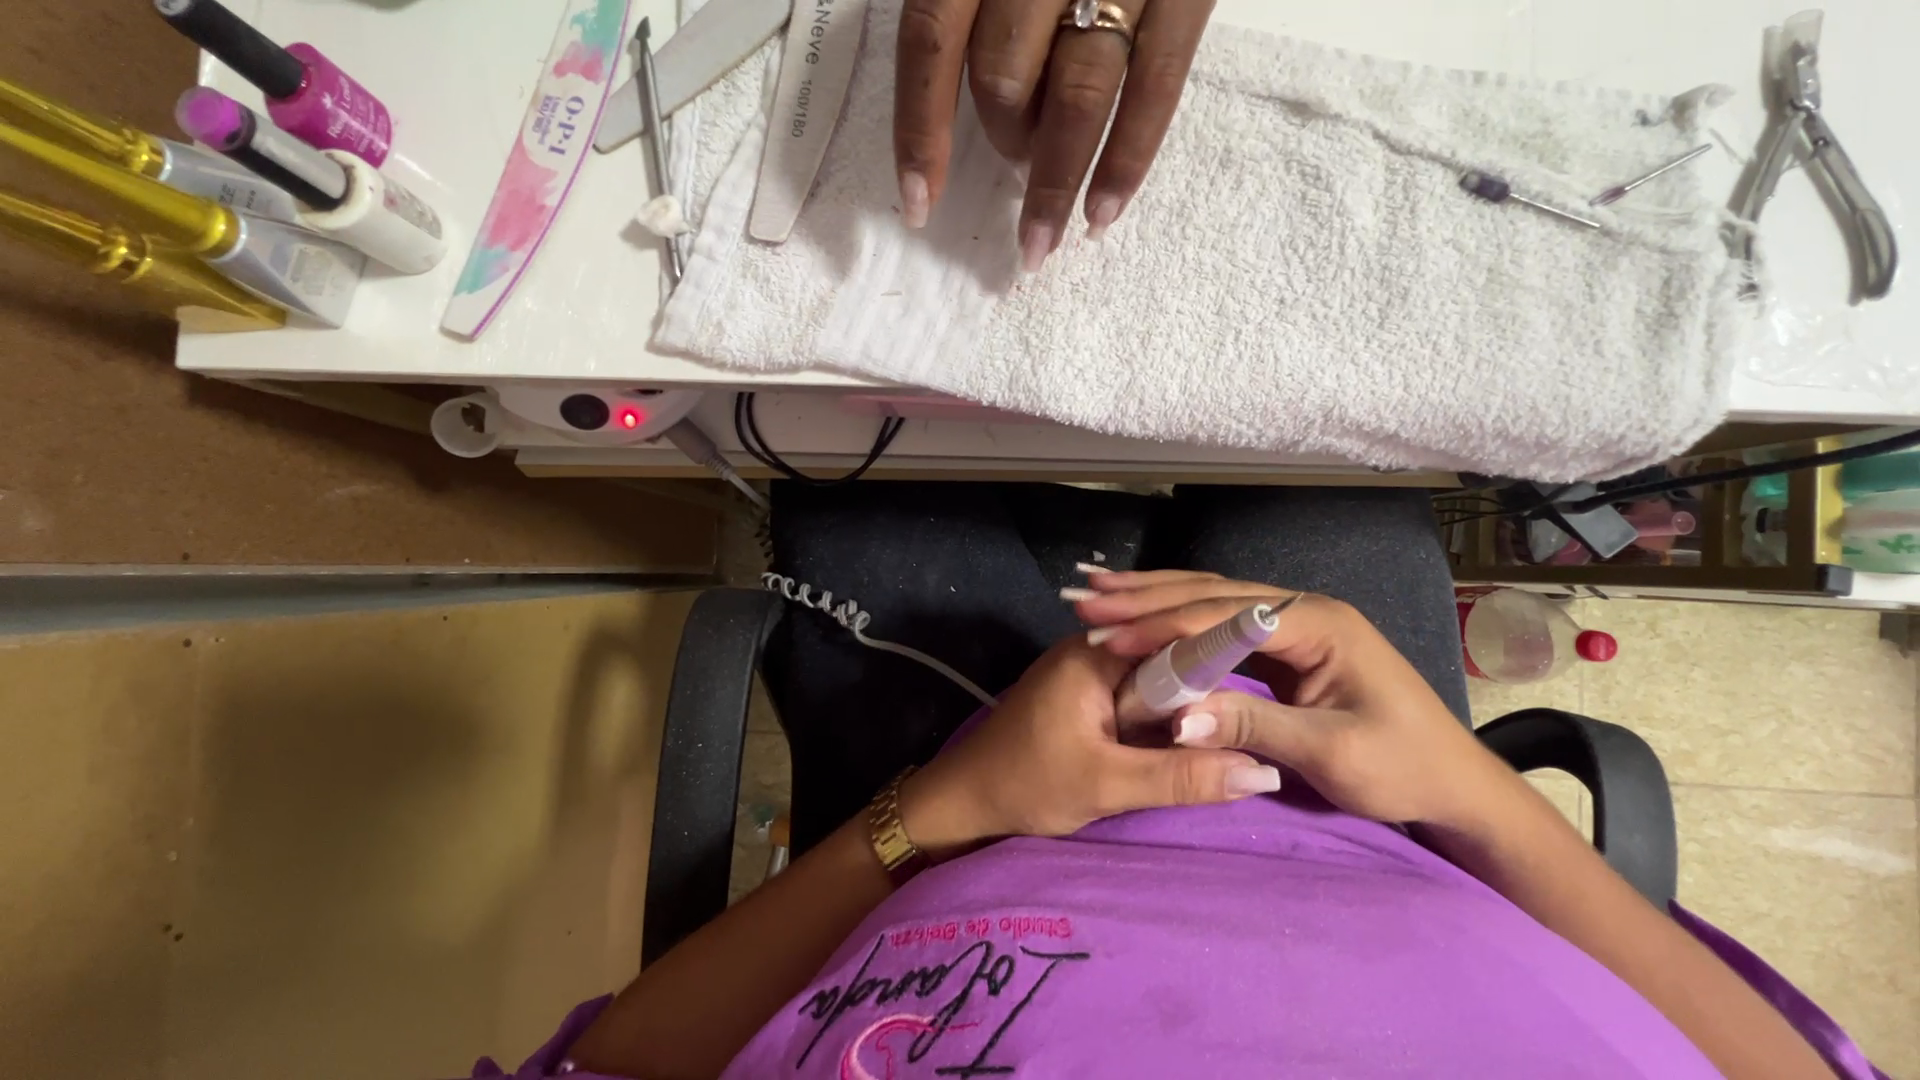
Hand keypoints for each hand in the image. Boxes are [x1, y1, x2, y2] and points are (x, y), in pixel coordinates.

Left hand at [893, 0, 1215, 270]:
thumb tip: (959, 92)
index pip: (931, 40)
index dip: (918, 131)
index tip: (916, 206)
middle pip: (1003, 77)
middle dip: (1003, 139)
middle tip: (1015, 156)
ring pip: (1076, 97)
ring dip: (1054, 182)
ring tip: (1043, 233)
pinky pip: (1156, 90)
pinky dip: (1127, 162)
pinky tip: (1101, 216)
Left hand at [898, 634, 1281, 851]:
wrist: (963, 800)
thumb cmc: (1026, 785)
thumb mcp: (1107, 786)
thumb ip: (1182, 777)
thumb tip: (1262, 772)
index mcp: (1095, 654)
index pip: (1176, 639)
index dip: (1219, 666)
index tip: (1256, 702)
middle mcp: (1093, 650)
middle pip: (1170, 660)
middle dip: (1203, 696)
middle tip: (1241, 732)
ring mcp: (1086, 672)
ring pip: (1156, 683)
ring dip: (1182, 712)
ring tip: (1222, 739)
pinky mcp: (1084, 696)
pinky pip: (1137, 698)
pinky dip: (1158, 721)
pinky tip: (1179, 743)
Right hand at [1072, 571, 1514, 826]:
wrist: (1454, 785)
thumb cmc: (1404, 768)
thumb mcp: (1332, 754)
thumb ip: (1255, 726)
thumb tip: (1177, 716)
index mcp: (1320, 624)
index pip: (1224, 614)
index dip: (1161, 625)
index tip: (1106, 638)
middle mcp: (1305, 609)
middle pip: (1211, 593)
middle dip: (1146, 598)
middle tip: (1086, 602)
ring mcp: (1296, 622)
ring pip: (1211, 598)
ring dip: (1153, 598)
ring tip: (1098, 595)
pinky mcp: (1286, 643)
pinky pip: (1219, 621)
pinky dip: (1175, 617)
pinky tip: (1142, 613)